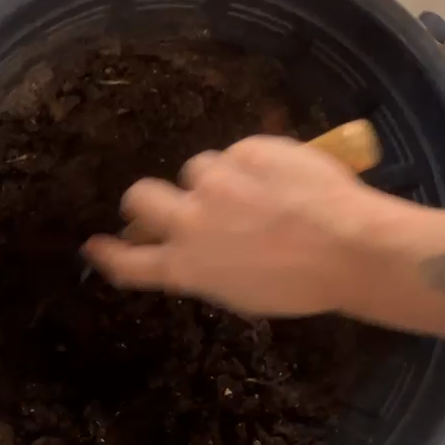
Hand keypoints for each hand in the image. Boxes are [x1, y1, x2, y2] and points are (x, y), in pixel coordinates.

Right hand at [82, 135, 412, 316]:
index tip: (94, 246)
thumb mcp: (238, 293)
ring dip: (211, 180)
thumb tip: (193, 249)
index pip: (128, 262)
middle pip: (139, 197)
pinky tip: (280, 181)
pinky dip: (250, 165)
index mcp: (186, 267)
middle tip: (165, 203)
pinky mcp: (248, 150)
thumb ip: (203, 268)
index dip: (107, 254)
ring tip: (252, 194)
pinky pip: (237, 153)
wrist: (350, 248)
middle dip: (143, 200)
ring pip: (195, 169)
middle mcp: (190, 221)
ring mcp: (217, 181)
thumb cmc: (299, 286)